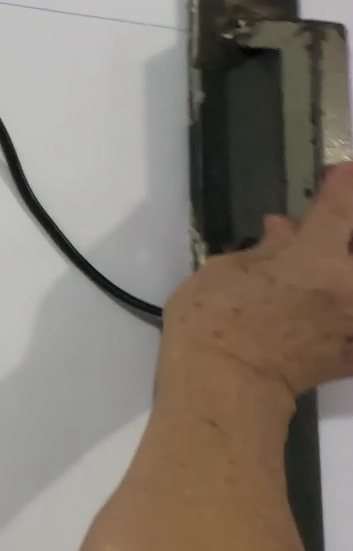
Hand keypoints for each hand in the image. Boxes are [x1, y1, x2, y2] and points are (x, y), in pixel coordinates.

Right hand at [163, 162, 352, 396]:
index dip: (344, 185)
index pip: (342, 210)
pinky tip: (323, 313)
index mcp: (320, 261)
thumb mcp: (222, 273)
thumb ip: (263, 250)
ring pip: (350, 281)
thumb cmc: (211, 318)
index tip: (343, 171)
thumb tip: (285, 230)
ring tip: (305, 274)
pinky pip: (352, 323)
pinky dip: (341, 316)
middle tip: (318, 234)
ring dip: (337, 269)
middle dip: (342, 233)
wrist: (227, 379)